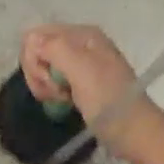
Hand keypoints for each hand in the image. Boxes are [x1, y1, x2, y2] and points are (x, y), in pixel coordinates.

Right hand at [20, 23, 163, 160]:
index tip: (47, 78)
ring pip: (43, 68)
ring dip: (44, 85)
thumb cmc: (107, 98)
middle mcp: (80, 44)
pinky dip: (52, 92)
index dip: (34, 58)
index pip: (37, 35)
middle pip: (38, 50)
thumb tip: (30, 38)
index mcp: (82, 34)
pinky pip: (54, 81)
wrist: (132, 129)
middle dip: (38, 72)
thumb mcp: (81, 68)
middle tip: (54, 91)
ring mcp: (80, 64)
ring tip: (60, 98)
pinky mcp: (79, 83)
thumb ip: (54, 48)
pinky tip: (63, 101)